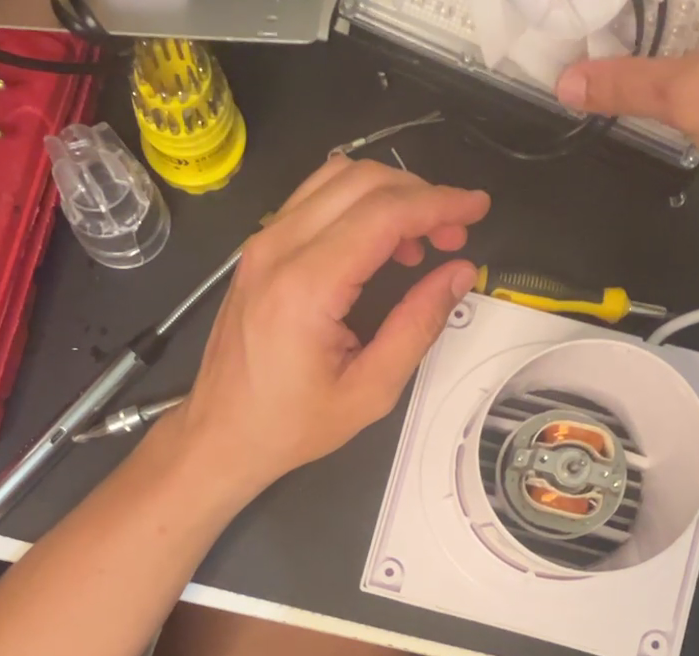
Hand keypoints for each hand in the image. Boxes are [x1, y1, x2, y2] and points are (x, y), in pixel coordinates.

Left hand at [167, 159, 490, 497]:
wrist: (221, 433)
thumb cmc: (289, 425)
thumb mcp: (368, 391)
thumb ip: (417, 326)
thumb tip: (458, 274)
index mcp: (305, 288)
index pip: (384, 214)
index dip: (439, 203)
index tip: (477, 208)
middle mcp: (277, 250)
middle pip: (362, 182)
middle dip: (421, 195)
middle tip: (455, 231)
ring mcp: (260, 244)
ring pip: (335, 179)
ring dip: (389, 194)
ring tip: (422, 238)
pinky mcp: (257, 250)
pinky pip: (313, 200)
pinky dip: (357, 204)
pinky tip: (381, 242)